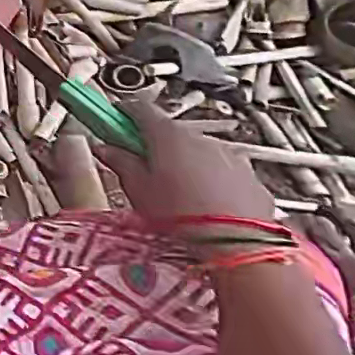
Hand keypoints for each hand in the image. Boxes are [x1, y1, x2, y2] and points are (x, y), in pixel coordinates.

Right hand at [97, 101, 275, 222]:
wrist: (237, 246)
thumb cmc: (180, 215)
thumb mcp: (137, 188)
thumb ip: (120, 161)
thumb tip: (105, 148)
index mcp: (167, 135)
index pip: (139, 108)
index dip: (123, 113)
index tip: (114, 122)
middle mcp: (200, 138)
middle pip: (169, 132)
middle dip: (154, 145)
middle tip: (141, 168)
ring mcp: (229, 156)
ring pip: (197, 152)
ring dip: (184, 163)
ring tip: (175, 194)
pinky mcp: (249, 177)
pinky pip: (223, 172)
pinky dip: (211, 180)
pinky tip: (203, 205)